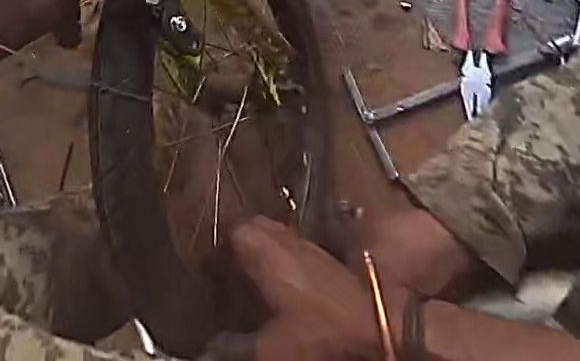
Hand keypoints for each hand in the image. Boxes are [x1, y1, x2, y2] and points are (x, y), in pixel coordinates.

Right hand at [223, 216, 384, 360]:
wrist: (373, 327)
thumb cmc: (315, 334)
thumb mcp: (267, 349)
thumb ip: (232, 346)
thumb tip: (207, 348)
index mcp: (258, 247)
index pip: (224, 238)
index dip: (213, 258)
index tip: (206, 279)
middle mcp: (278, 234)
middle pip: (247, 231)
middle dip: (234, 250)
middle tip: (225, 279)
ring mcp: (303, 242)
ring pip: (269, 237)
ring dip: (257, 254)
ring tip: (247, 283)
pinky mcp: (321, 255)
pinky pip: (288, 248)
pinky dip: (277, 261)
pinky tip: (276, 288)